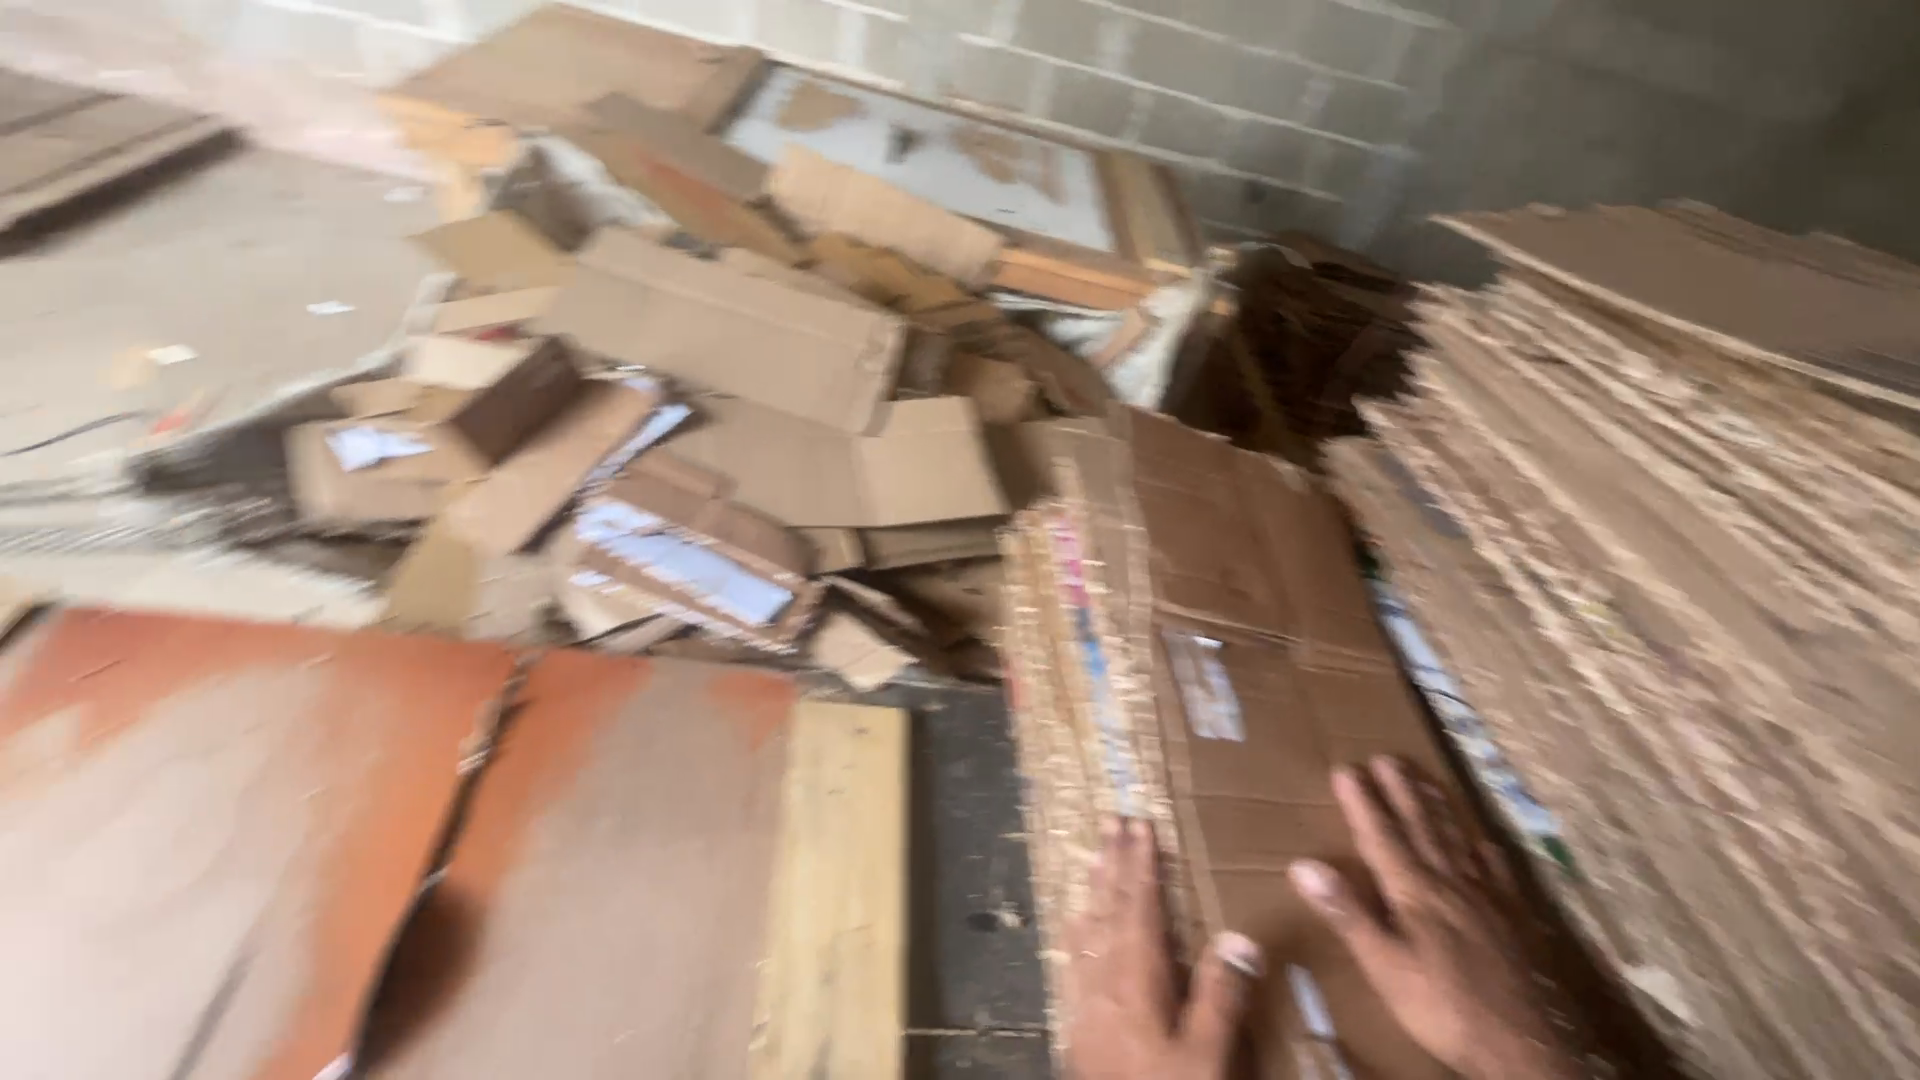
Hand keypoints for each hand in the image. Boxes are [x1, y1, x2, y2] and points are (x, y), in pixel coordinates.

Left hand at [1062, 817, 1264, 1079]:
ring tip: (1094, 853)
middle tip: (1111, 819)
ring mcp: (1085, 993)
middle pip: (1108, 904)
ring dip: (1094, 885)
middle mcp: (1104, 973)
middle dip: (1113, 860)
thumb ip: (1219, 996)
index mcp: (1136, 974)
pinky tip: (1076, 921)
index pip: (1139, 904)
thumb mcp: (1205, 1055)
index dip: (1141, 862)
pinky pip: (1074, 952)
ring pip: (1088, 923)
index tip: (1140, 825)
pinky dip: (1078, 925)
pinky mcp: (1076, 1014)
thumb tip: (1238, 937)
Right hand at [1289, 757, 1582, 1079]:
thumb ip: (1347, 913)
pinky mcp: (1515, 920)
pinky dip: (1484, 848)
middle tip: (1387, 757)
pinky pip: (1497, 871)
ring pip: (1458, 840)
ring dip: (1438, 807)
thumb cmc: (1442, 1008)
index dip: (1363, 803)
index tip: (1346, 769)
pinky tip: (1483, 839)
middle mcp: (1450, 884)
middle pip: (1422, 828)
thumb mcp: (1383, 966)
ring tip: (1426, 778)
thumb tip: (1303, 864)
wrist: (1527, 1051)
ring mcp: (1488, 900)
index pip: (1381, 837)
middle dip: (1401, 792)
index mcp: (1414, 892)